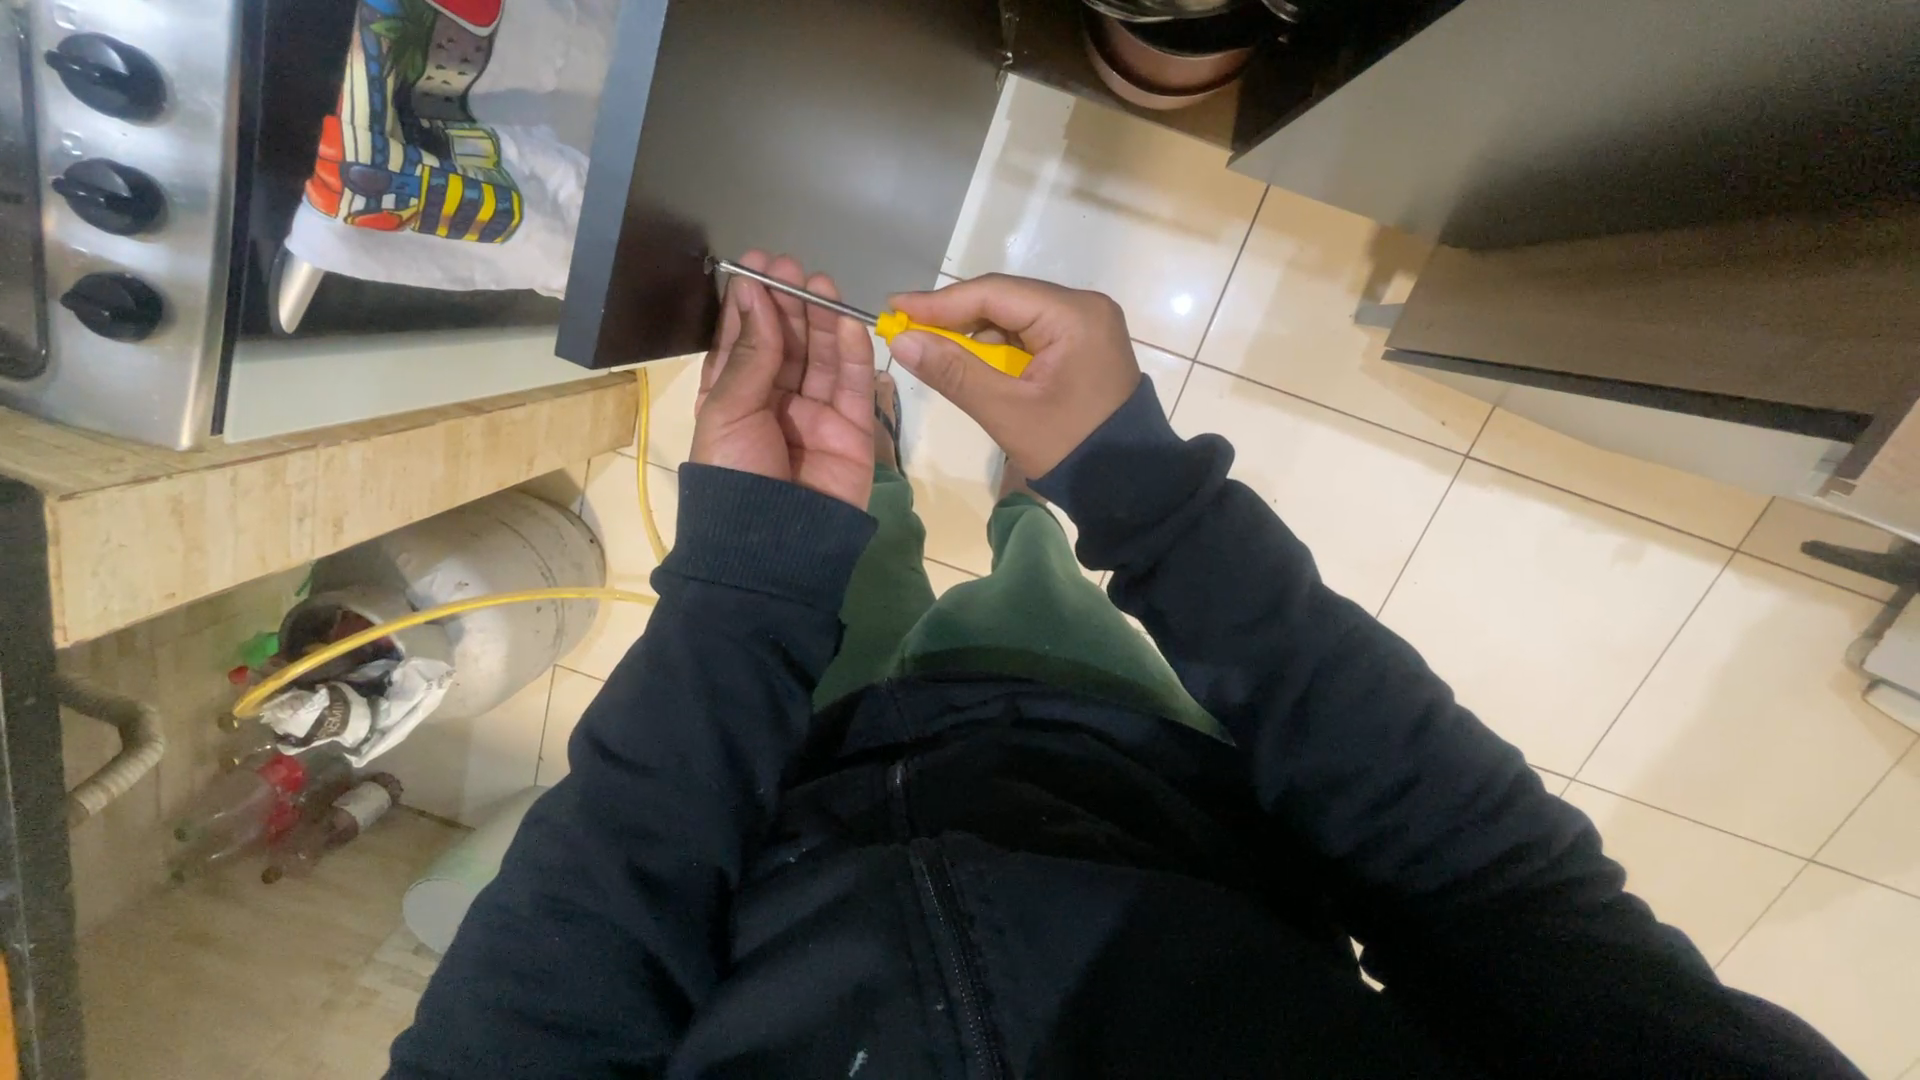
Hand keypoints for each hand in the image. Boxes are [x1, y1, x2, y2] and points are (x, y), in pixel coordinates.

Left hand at [691, 252, 875, 509]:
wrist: (775, 546)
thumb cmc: (735, 476)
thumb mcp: (727, 412)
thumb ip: (750, 353)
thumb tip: (754, 292)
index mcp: (734, 399)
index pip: (744, 342)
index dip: (751, 305)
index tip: (756, 266)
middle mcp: (776, 402)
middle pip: (787, 344)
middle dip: (788, 305)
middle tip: (790, 267)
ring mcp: (817, 415)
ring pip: (823, 359)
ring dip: (822, 320)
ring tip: (820, 283)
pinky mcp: (853, 429)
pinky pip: (856, 386)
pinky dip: (854, 353)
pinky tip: (847, 321)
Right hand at [886, 275, 1139, 478]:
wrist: (1126, 486)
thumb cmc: (1068, 448)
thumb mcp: (1006, 411)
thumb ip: (954, 371)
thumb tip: (901, 340)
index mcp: (1073, 315)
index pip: (994, 293)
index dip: (939, 302)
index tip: (894, 308)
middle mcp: (1084, 308)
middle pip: (1006, 301)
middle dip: (956, 320)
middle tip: (908, 333)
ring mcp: (1088, 327)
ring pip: (1016, 319)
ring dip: (977, 337)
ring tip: (939, 356)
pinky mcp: (1085, 348)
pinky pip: (1032, 338)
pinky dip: (1001, 351)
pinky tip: (977, 368)